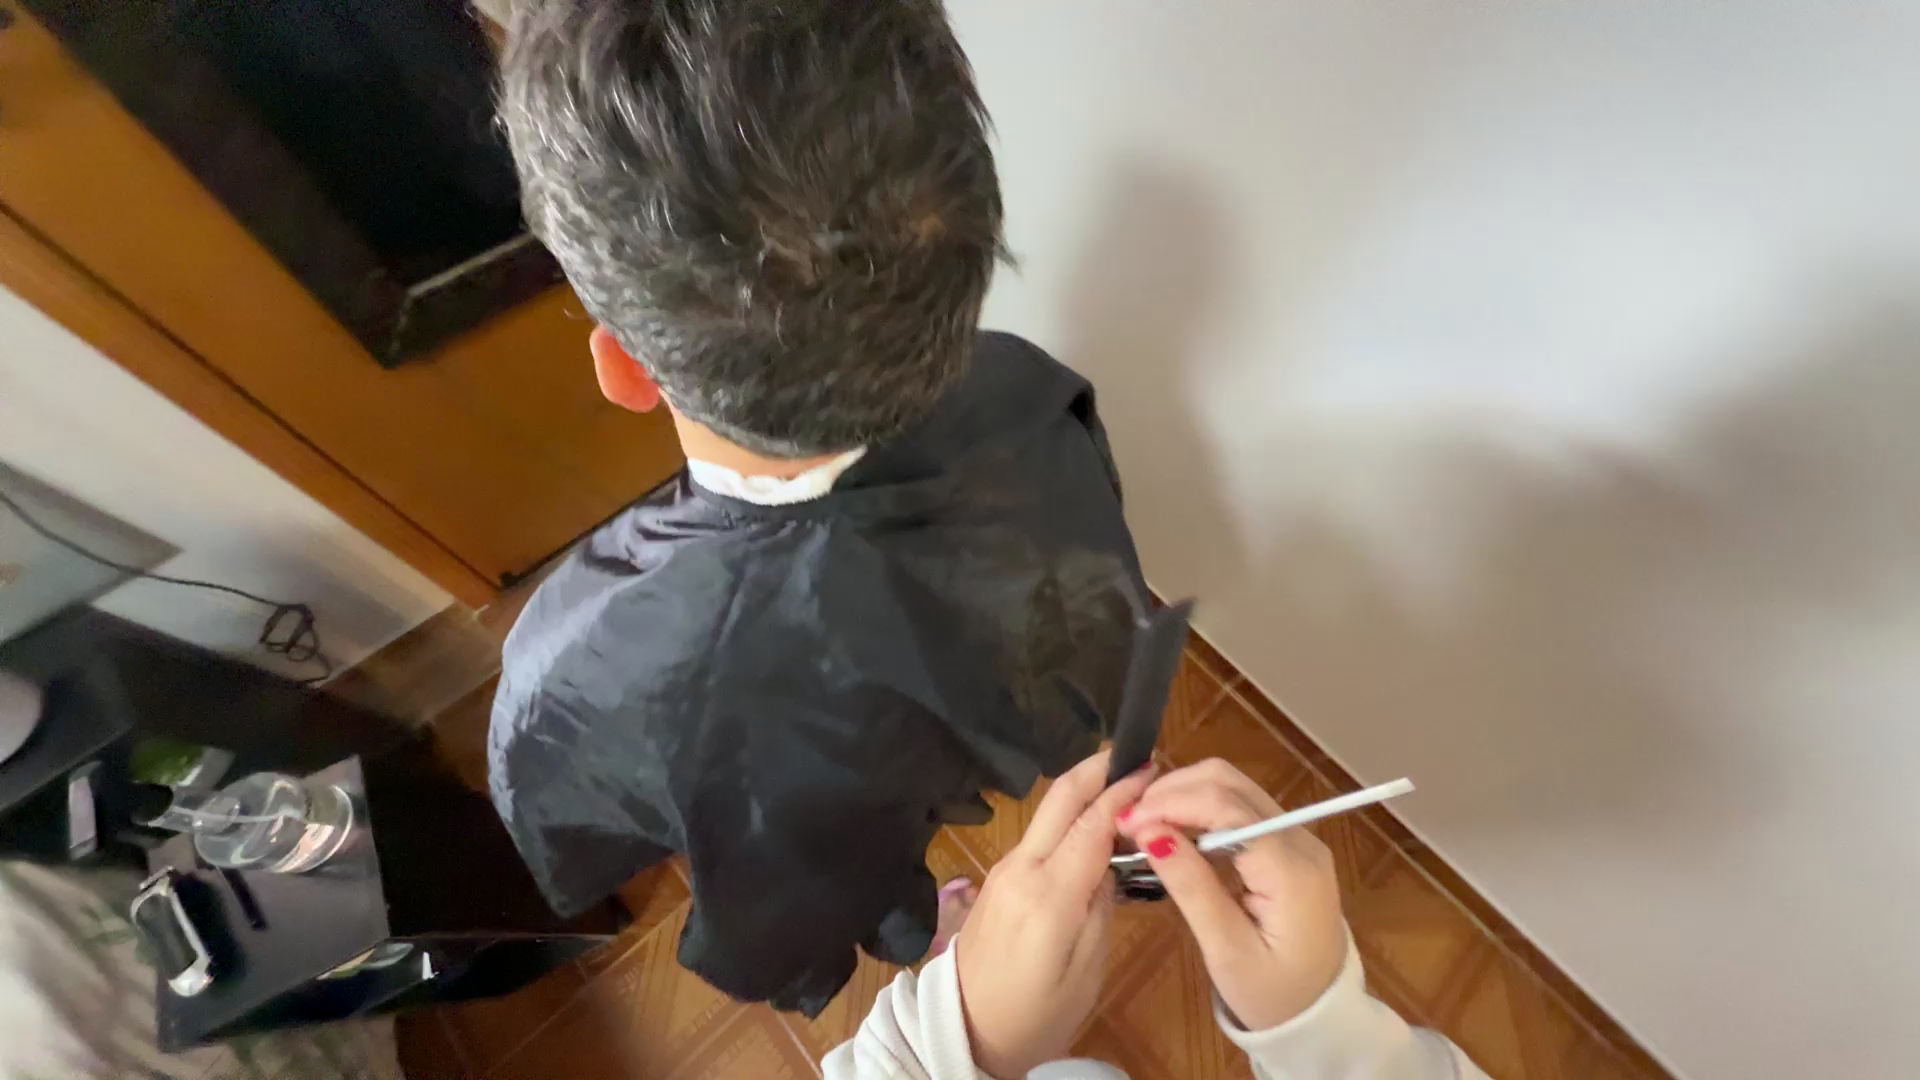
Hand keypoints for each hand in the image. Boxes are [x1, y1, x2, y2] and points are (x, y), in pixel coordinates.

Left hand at [955, 750, 1153, 1078]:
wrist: (964, 1026)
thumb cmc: (1036, 1015)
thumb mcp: (1086, 973)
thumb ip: (1101, 908)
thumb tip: (1111, 863)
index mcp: (1049, 895)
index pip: (1091, 824)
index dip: (1123, 792)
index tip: (1151, 768)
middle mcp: (1023, 866)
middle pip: (1060, 798)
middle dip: (1097, 768)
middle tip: (1134, 755)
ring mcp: (1006, 865)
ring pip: (1048, 810)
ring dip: (1084, 788)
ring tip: (1122, 784)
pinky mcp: (999, 872)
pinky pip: (1040, 832)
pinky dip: (1069, 815)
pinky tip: (1092, 822)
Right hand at [1117, 759, 1347, 1031]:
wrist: (1323, 1016)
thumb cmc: (1273, 995)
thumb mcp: (1227, 950)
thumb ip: (1190, 886)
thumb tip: (1148, 832)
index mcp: (1290, 868)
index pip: (1223, 806)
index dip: (1170, 803)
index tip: (1126, 821)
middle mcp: (1298, 837)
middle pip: (1226, 781)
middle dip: (1172, 790)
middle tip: (1130, 819)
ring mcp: (1295, 833)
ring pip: (1229, 783)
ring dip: (1182, 792)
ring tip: (1145, 821)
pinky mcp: (1284, 838)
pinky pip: (1235, 801)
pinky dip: (1197, 803)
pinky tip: (1172, 827)